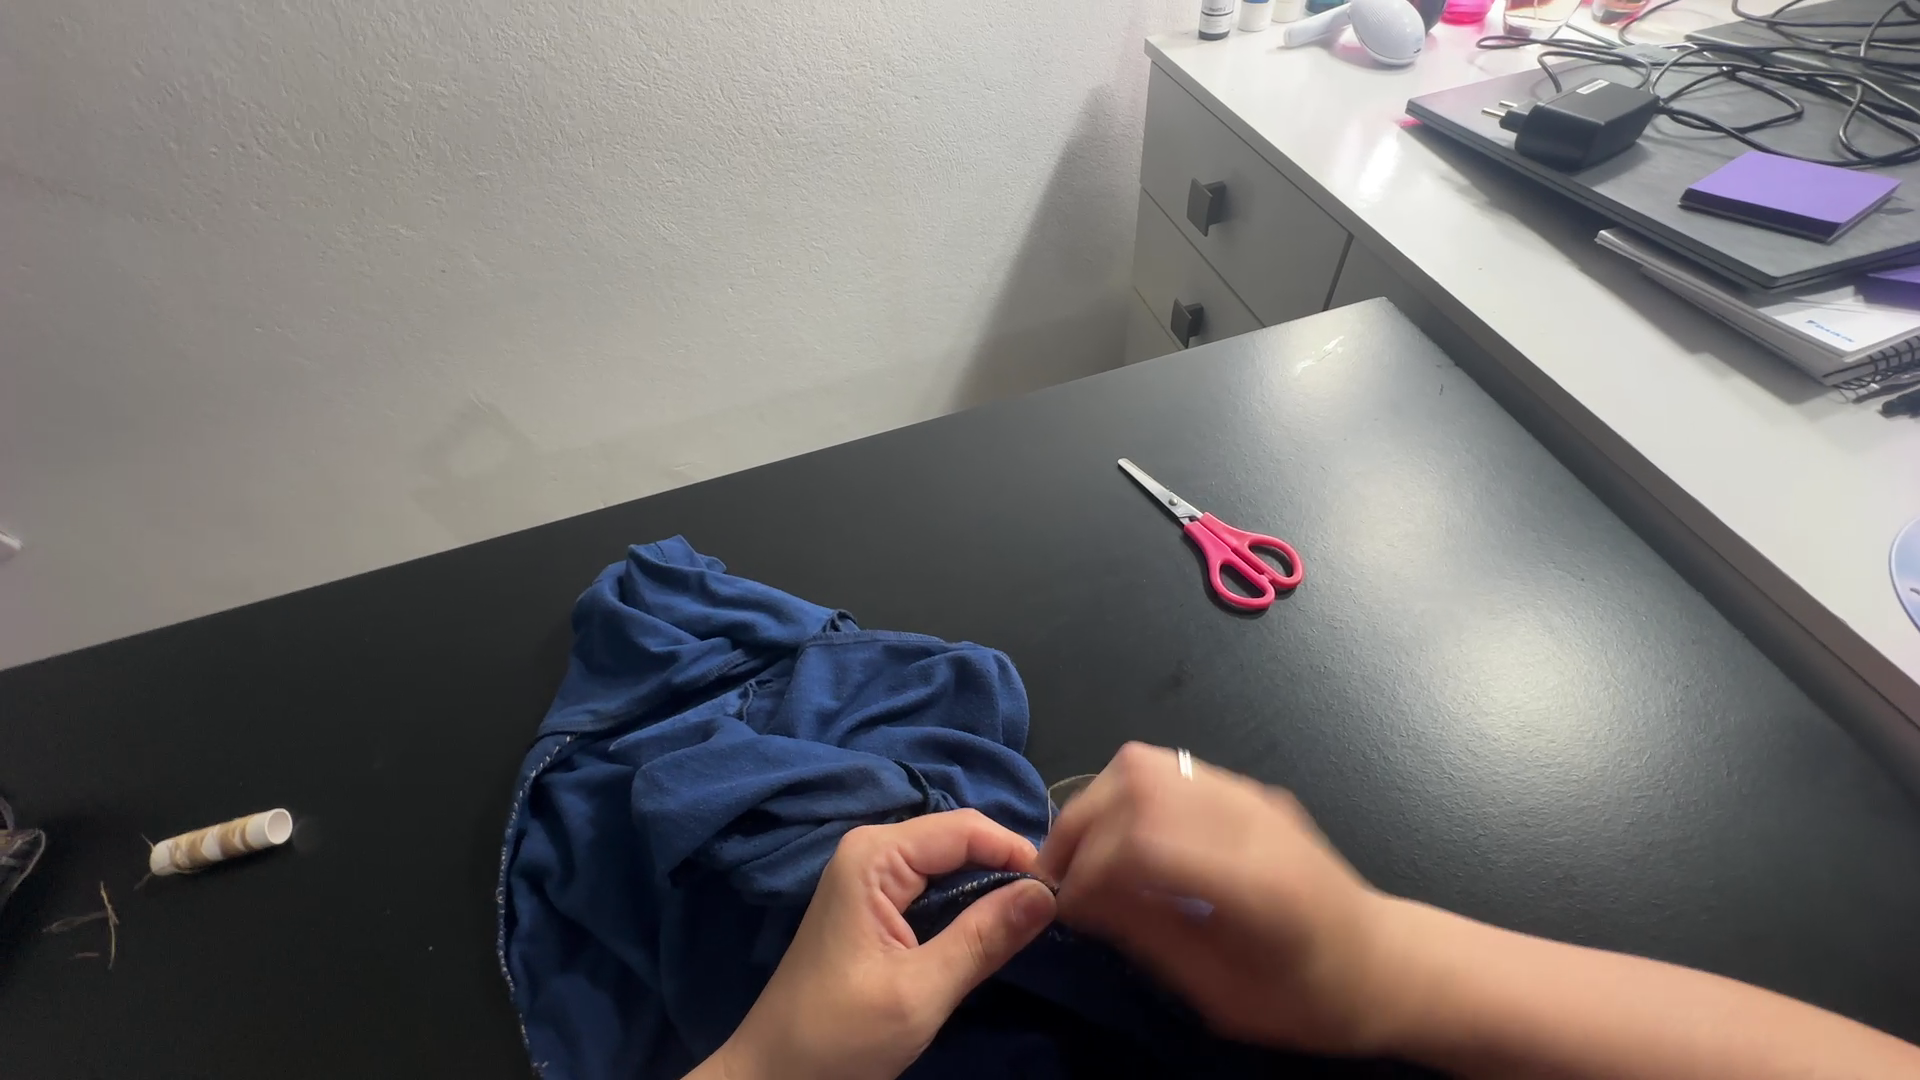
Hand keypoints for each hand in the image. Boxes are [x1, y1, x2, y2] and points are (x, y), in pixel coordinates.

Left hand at [701, 810, 1057, 1079]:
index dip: (1014, 850)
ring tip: (1031, 913)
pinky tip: (990, 922)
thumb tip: (1046, 894)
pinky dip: (965, 898)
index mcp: (875, 854)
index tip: (1060, 889)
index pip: (963, 829)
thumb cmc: (838, 1038)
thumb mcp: (919, 994)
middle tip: (1051, 905)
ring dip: (988, 882)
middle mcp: (873, 847)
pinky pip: (932, 881)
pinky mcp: (874, 898)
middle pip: (956, 837)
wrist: (771, 1078)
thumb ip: (983, 939)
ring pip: (948, 859)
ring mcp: (870, 871)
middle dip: (1003, 864)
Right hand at [1036, 742, 1399, 1055]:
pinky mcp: (1239, 784)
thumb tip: (1080, 896)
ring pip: (1144, 762)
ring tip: (1081, 847)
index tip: (1067, 905)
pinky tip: (1119, 829)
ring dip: (1096, 800)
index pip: (1145, 843)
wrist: (1384, 960)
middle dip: (1080, 824)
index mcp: (1254, 883)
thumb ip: (1149, 935)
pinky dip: (1122, 792)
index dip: (1091, 869)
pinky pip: (1163, 765)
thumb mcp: (1225, 995)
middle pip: (1137, 785)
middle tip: (1056, 869)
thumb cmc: (1308, 997)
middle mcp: (1246, 818)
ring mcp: (1244, 791)